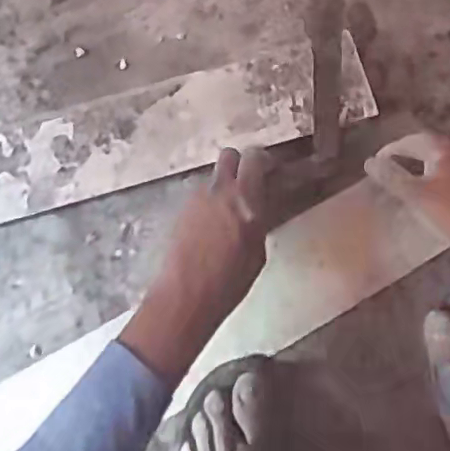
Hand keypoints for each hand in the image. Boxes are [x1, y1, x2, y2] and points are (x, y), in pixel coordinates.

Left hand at [121, 147, 270, 382]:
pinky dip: (207, 205)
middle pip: (229, 155)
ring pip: (213, 178)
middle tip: (246, 183)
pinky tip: (210, 229)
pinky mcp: (181, 208)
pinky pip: (200, 197)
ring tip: (227, 215)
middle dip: (239, 163)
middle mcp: (219, 190)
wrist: (185, 295)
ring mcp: (197, 197)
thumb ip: (257, 220)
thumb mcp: (257, 252)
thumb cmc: (229, 281)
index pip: (254, 157)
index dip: (263, 159)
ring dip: (222, 188)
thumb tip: (256, 209)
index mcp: (245, 198)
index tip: (268, 168)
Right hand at [365, 128, 449, 258]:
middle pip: (424, 144)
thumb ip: (392, 177)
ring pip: (436, 155)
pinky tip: (425, 181)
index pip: (409, 140)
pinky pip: (446, 166)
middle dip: (404, 153)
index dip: (390, 151)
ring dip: (418, 161)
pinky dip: (432, 170)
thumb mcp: (418, 195)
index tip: (375, 163)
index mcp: (442, 146)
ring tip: (401, 173)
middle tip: (385, 166)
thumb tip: (369, 162)